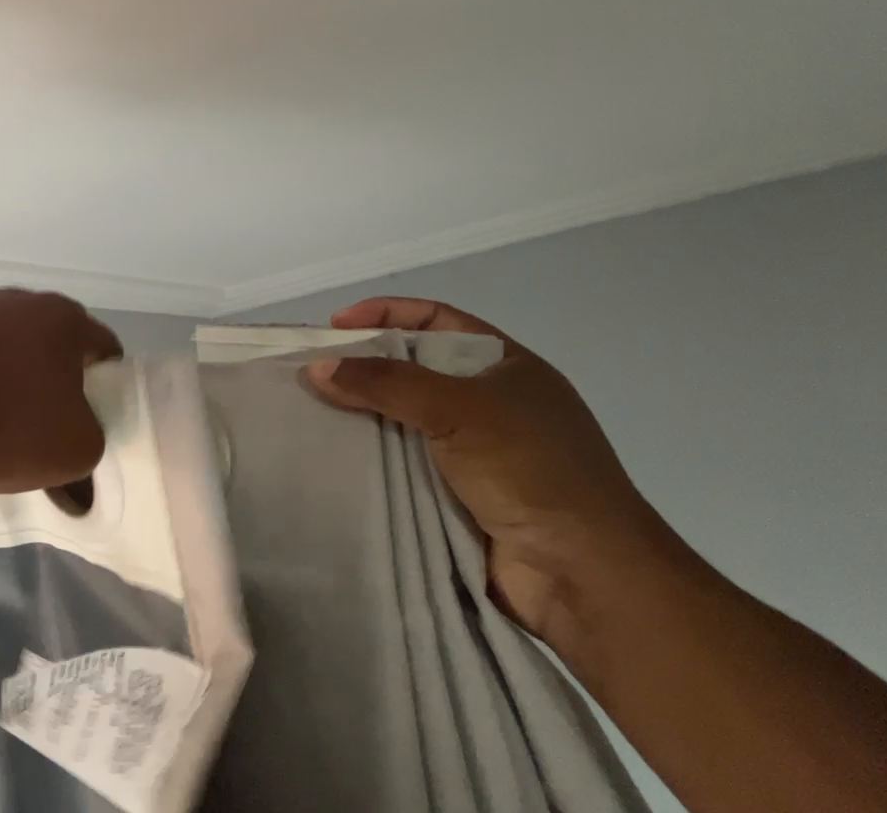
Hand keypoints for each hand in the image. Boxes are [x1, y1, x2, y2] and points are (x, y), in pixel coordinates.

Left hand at [0, 288, 122, 494]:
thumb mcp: (72, 451)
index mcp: (60, 318)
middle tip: (42, 434)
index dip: (106, 393)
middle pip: (51, 350)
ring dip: (6, 385)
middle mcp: (14, 301)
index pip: (104, 352)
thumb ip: (94, 437)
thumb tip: (78, 443)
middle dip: (53, 389)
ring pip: (3, 353)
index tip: (88, 427)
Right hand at [305, 298, 671, 640]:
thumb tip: (316, 367)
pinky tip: (329, 455)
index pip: (438, 321)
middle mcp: (490, 403)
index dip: (387, 314)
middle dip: (361, 365)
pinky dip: (367, 457)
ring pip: (400, 418)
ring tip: (306, 411)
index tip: (335, 324)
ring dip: (358, 414)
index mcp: (508, 368)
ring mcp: (472, 451)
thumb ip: (386, 383)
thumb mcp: (459, 409)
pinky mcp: (453, 493)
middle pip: (413, 369)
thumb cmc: (532, 471)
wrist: (580, 572)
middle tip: (309, 370)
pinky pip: (399, 463)